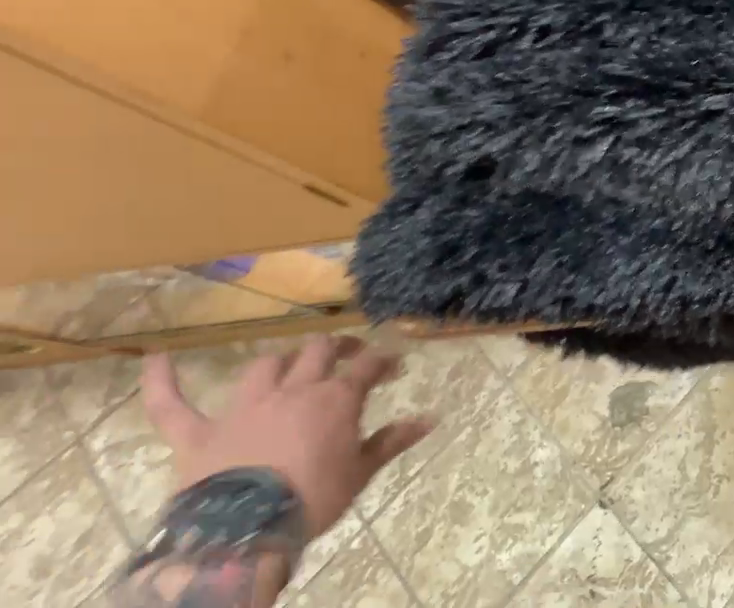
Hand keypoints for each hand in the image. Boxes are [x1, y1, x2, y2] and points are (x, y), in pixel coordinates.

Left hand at [140, 335, 434, 536]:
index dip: (384, 360)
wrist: (242, 533)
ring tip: (291, 362)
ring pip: (265, 366)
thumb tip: (431, 418)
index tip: (395, 363)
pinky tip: (156, 358)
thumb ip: (392, 440)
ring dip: (282, 360)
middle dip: (338, 347)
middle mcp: (293, 391)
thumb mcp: (361, 471)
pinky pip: (173, 405)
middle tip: (350, 353)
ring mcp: (244, 408)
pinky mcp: (199, 433)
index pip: (368, 365)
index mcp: (336, 399)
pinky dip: (162, 382)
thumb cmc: (312, 499)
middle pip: (319, 352)